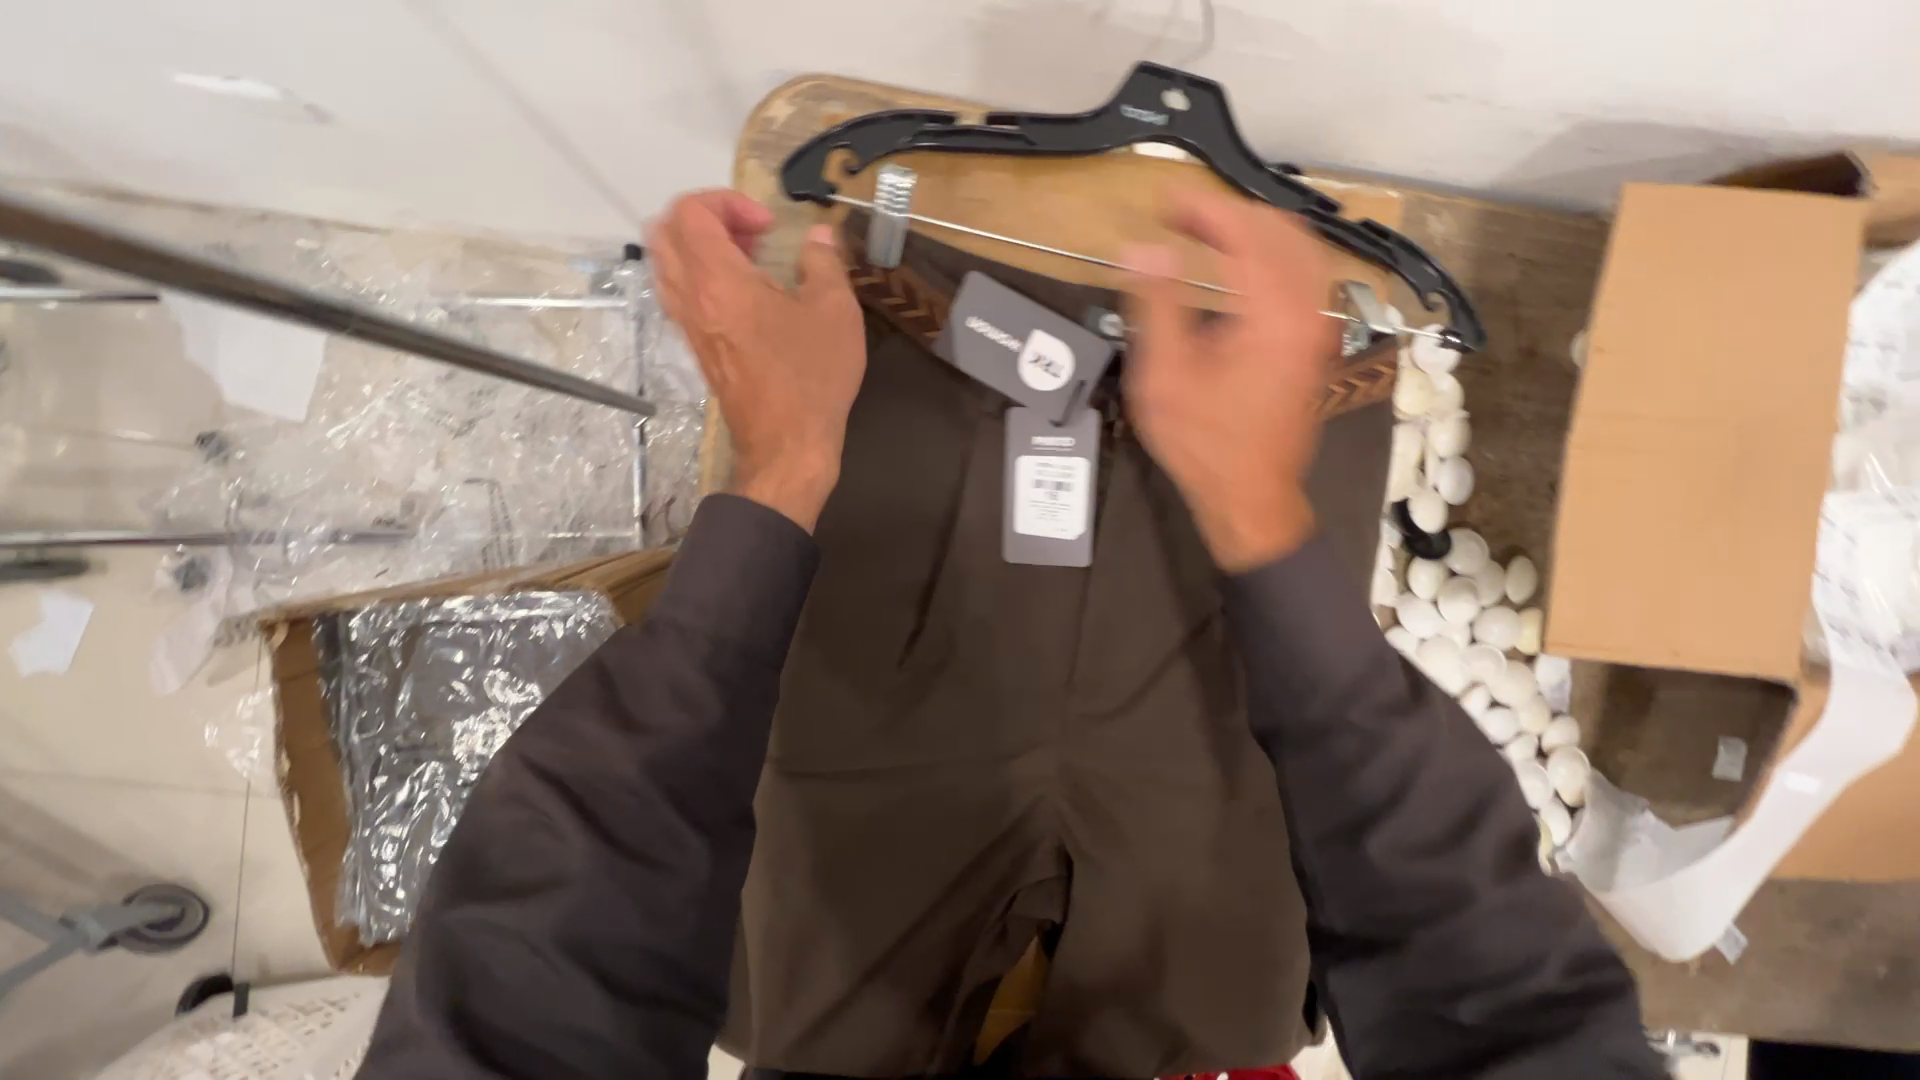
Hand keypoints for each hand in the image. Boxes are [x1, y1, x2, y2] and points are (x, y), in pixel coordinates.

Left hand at [646, 191, 865, 531]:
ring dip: (701, 250)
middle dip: (707, 219)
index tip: (768, 226)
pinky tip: (746, 297)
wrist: (787, 445)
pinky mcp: (696, 349)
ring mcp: (688, 326)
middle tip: (752, 236)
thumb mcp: (835, 312)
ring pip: (667, 265)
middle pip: (665, 232)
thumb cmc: (812, 377)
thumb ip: (824, 263)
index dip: (727, 201)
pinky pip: (680, 295)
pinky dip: (703, 279)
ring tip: (749, 263)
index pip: (690, 211)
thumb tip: (818, 237)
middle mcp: (691, 298)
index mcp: (719, 281)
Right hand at [1122, 188, 1336, 570]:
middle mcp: (1309, 310)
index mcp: (1273, 312)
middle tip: (1182, 214)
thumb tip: (1144, 247)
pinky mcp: (1318, 344)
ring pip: (1301, 251)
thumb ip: (1157, 303)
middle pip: (1281, 231)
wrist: (1251, 496)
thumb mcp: (1164, 374)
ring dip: (1257, 231)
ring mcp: (1321, 327)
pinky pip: (1307, 278)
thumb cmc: (1203, 442)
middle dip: (1231, 212)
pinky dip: (1277, 257)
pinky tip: (1247, 267)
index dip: (1202, 208)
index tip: (1164, 198)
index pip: (1244, 233)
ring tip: (1211, 231)